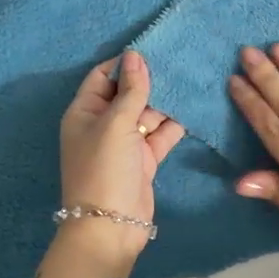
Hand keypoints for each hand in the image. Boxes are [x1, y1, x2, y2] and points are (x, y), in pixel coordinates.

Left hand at [59, 50, 184, 262]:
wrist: (110, 227)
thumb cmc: (104, 168)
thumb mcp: (115, 124)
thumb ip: (130, 90)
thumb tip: (135, 55)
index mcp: (85, 112)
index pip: (102, 76)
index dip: (125, 63)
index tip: (153, 49)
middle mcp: (103, 124)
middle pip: (127, 93)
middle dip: (150, 81)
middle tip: (180, 62)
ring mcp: (125, 143)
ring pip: (147, 114)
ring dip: (165, 102)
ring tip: (192, 80)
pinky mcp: (144, 160)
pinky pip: (160, 135)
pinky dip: (174, 124)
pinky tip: (194, 108)